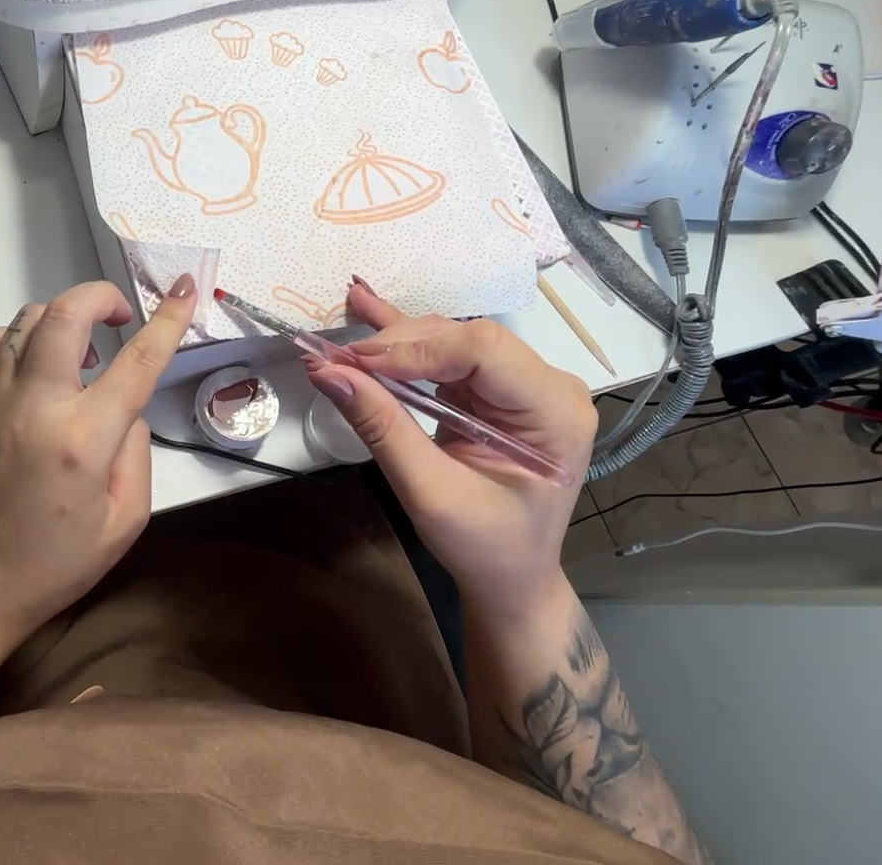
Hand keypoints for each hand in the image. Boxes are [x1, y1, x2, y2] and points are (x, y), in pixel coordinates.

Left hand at [0, 277, 198, 649]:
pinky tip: (32, 358)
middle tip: (120, 315)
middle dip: (101, 297)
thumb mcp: (124, 522)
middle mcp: (35, 406)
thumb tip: (125, 408)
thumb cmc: (53, 565)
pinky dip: (15, 335)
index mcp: (83, 440)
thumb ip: (137, 452)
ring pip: (24, 320)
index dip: (167, 319)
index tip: (183, 289)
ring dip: (62, 316)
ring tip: (80, 347)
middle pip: (67, 314)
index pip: (136, 361)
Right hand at [305, 282, 595, 616]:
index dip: (413, 349)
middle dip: (397, 346)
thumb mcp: (429, 492)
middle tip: (337, 361)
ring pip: (450, 339)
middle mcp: (548, 386)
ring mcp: (522, 382)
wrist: (510, 573)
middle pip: (465, 339)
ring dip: (393, 341)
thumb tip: (327, 372)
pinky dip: (404, 339)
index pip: (483, 351)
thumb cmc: (483, 544)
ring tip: (341, 343)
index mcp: (554, 413)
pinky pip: (446, 353)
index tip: (352, 363)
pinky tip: (368, 307)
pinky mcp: (494, 387)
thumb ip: (382, 427)